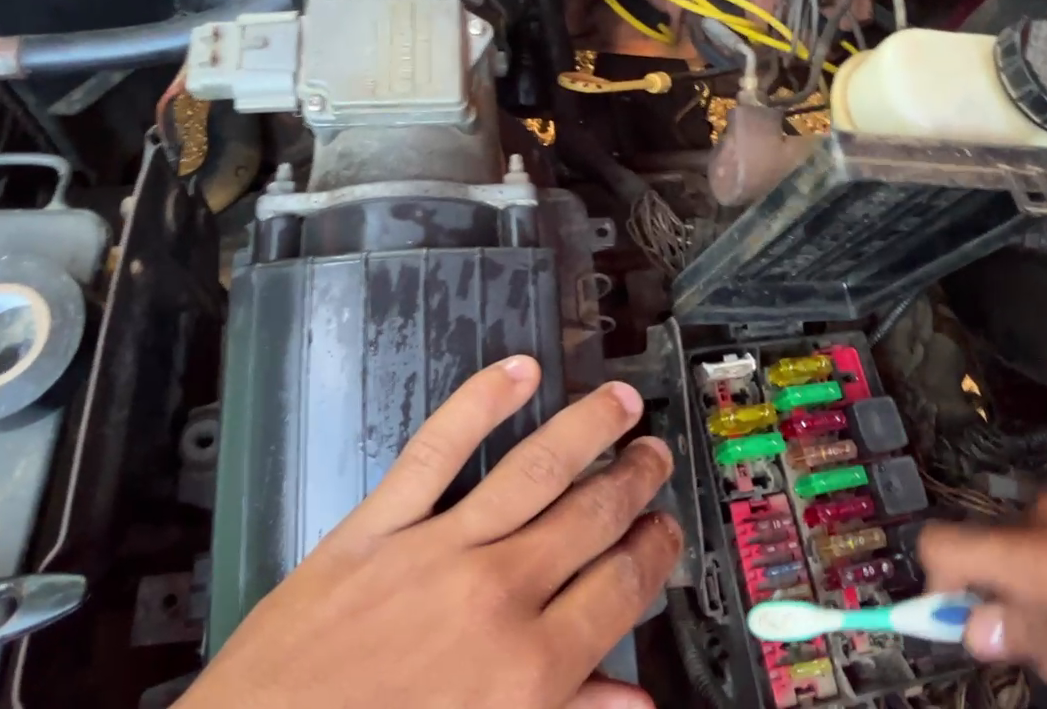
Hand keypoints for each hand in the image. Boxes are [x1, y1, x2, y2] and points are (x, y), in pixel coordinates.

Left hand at [180, 355, 681, 708]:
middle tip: (654, 454)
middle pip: (588, 518)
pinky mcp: (378, 521)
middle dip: (633, 481)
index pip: (620, 589)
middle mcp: (496, 594)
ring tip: (621, 403)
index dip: (655, 552)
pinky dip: (480, 402)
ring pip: (533, 471)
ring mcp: (437, 548)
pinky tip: (519, 371)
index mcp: (526, 669)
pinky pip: (437, 449)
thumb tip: (638, 702)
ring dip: (586, 429)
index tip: (667, 528)